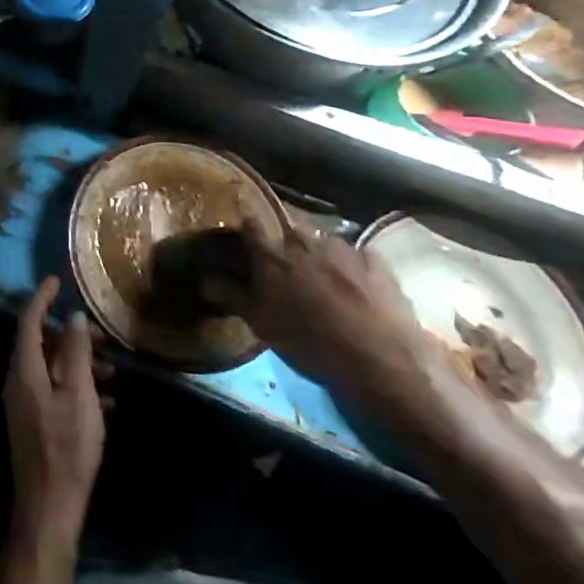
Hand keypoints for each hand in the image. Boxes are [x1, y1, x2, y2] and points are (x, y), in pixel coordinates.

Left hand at [3, 276, 107, 539]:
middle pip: (41, 343)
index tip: (57, 280)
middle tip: (103, 337)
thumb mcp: (79, 395)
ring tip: (113, 370)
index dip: (42, 298)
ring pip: (51, 367)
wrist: (49, 505)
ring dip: (79, 362)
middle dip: (71, 335)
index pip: (28, 321)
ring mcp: (24, 402)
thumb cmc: (68, 447)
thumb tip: (73, 316)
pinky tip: (107, 400)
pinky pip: (54, 390)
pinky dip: (77, 386)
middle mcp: (18, 380)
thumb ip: (75, 353)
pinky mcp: (34, 420)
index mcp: (24, 369)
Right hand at [235, 221, 435, 408]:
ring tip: (323, 281)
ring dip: (318, 255)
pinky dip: (351, 267)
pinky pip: (356, 256)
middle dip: (284, 244)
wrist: (379, 358)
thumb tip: (205, 278)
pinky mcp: (377, 261)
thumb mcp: (261, 323)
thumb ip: (231, 295)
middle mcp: (305, 241)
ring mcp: (344, 248)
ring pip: (322, 242)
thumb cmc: (308, 342)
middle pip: (288, 231)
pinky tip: (356, 288)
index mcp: (272, 254)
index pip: (250, 225)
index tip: (244, 236)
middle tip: (286, 269)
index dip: (246, 228)